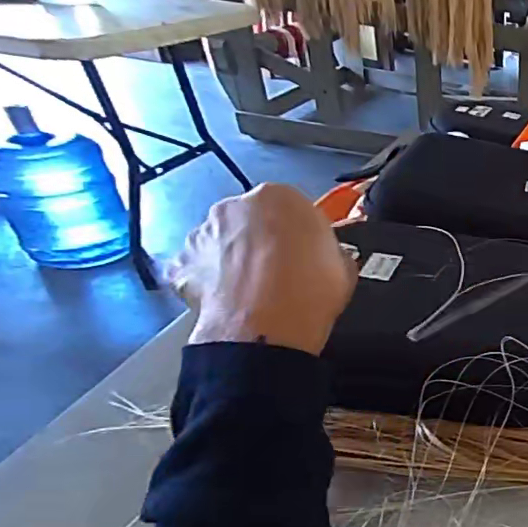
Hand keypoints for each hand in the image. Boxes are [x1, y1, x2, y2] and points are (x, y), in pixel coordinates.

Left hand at [168, 184, 357, 355]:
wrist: (267, 330)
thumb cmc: (308, 292)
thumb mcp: (343, 266)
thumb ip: (332, 250)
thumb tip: (332, 257)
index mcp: (279, 196)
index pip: (291, 208)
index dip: (299, 235)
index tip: (306, 255)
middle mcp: (237, 206)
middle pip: (250, 220)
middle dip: (261, 242)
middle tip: (280, 275)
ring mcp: (205, 233)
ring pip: (220, 242)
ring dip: (232, 260)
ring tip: (253, 294)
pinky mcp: (183, 264)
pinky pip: (196, 269)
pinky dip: (207, 282)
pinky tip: (227, 302)